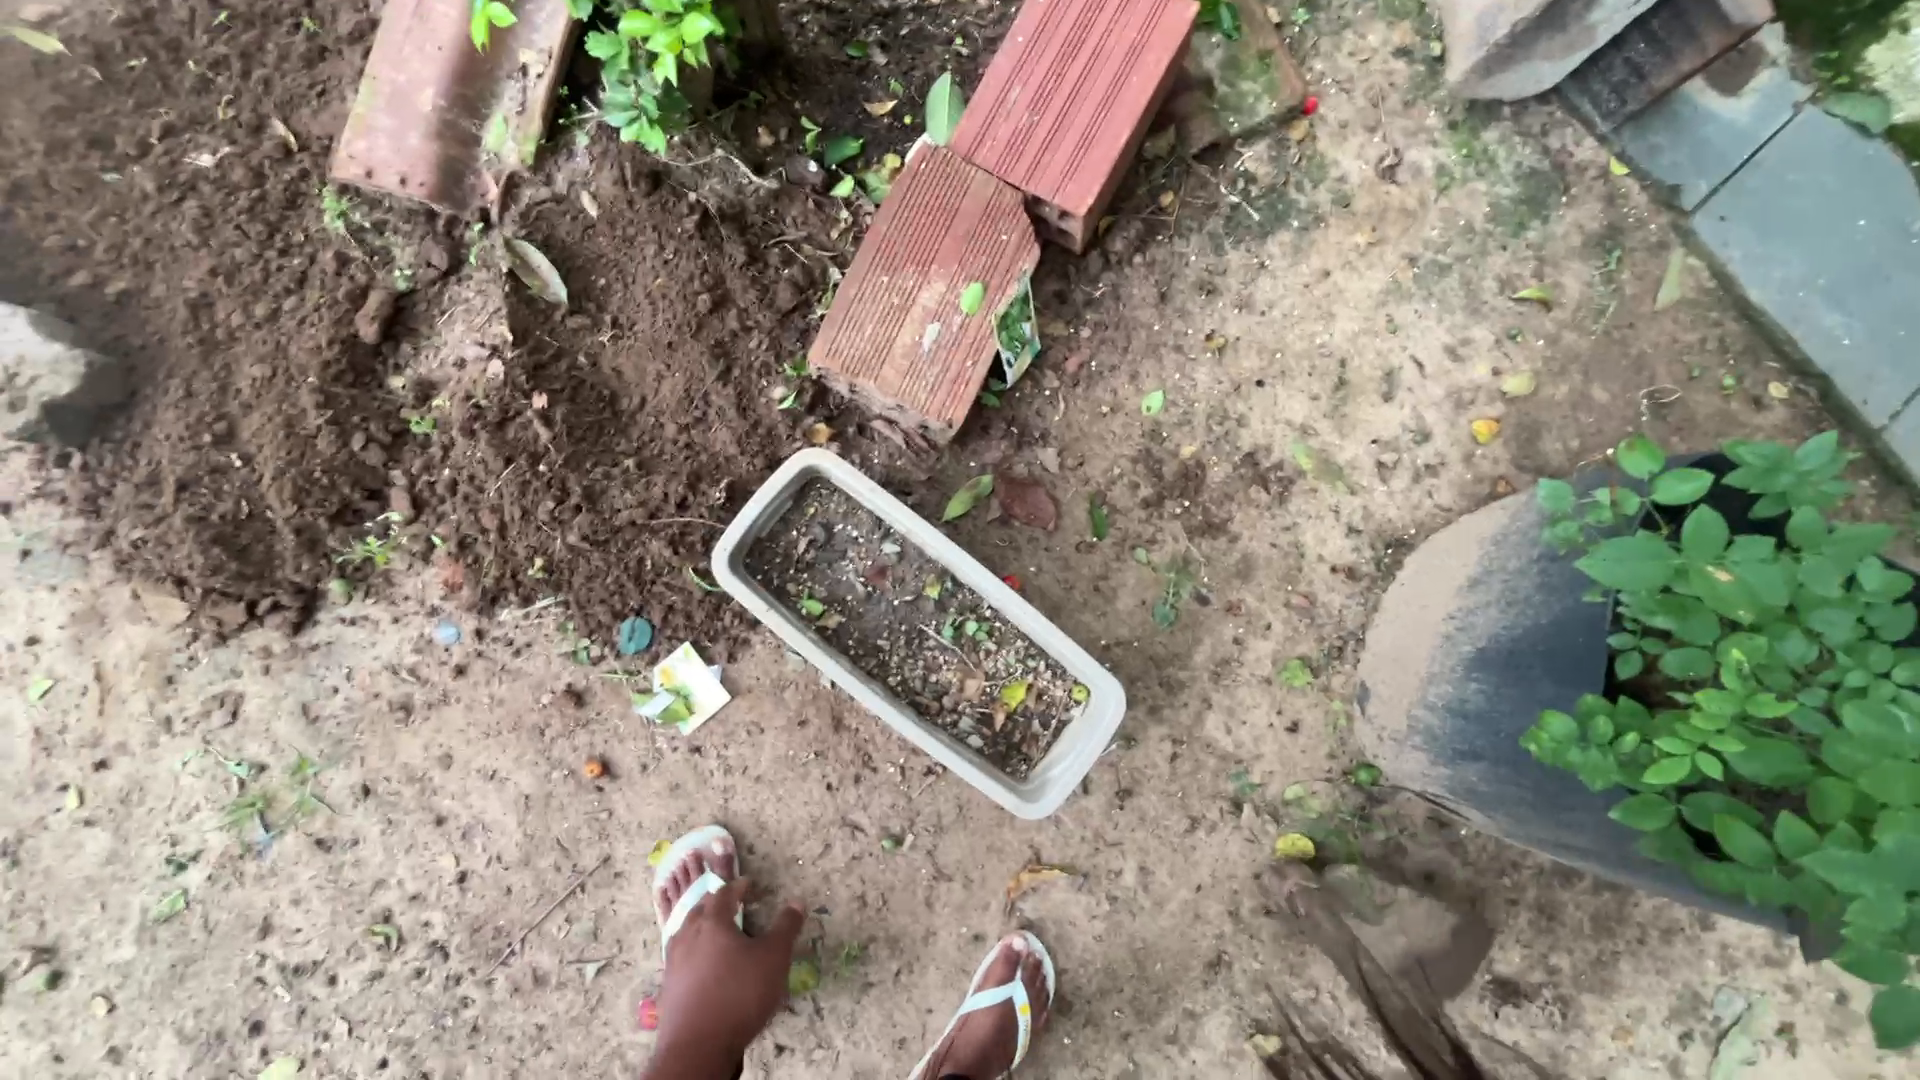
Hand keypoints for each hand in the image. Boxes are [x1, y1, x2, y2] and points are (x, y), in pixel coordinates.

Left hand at [650, 878, 805, 1073]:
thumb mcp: (774, 957)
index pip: (723, 894)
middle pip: (700, 911)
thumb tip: (796, 902)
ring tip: (716, 935)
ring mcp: (673, 964)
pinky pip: (681, 960)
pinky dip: (693, 955)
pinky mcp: (668, 990)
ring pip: (686, 935)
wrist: (698, 1047)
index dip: (736, 887)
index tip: (747, 884)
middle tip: (731, 906)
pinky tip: (703, 968)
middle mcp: (687, 937)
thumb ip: (786, 927)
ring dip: (701, 929)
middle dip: (715, 904)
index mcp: (712, 923)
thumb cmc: (740, 994)